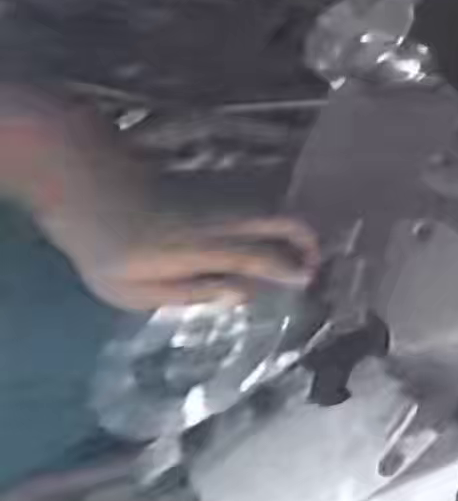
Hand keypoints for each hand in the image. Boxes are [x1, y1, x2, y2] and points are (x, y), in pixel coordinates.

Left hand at [71, 216, 320, 310]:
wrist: (102, 207)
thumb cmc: (115, 258)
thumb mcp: (135, 293)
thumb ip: (191, 293)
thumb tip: (243, 295)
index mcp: (200, 250)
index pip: (256, 258)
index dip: (286, 269)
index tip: (305, 281)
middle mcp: (226, 225)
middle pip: (285, 225)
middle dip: (309, 243)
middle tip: (312, 264)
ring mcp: (233, 210)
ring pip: (282, 217)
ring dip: (299, 236)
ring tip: (300, 255)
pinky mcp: (235, 204)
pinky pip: (269, 215)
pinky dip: (282, 231)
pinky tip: (276, 246)